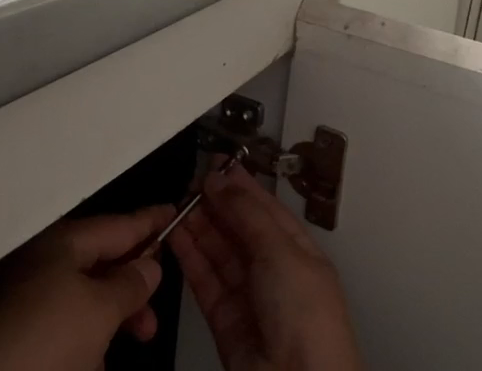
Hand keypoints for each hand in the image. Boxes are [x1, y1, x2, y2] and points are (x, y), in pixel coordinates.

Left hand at [0, 206, 174, 370]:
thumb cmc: (48, 339)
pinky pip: (65, 325)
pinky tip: (94, 361)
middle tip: (154, 317)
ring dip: (113, 319)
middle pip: (102, 263)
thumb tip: (149, 263)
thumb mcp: (101, 310)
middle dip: (133, 288)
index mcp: (62, 243)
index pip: (117, 225)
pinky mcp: (19, 332)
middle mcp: (44, 261)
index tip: (174, 212)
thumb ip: (130, 283)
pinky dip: (86, 339)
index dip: (149, 220)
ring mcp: (28, 297)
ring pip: (85, 298)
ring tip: (132, 342)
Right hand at [168, 164, 363, 370]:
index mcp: (299, 251)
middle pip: (239, 229)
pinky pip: (204, 281)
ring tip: (176, 202)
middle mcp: (275, 272)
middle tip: (190, 181)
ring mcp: (249, 296)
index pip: (266, 209)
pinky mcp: (225, 320)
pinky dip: (189, 257)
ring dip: (198, 227)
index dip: (240, 185)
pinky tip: (175, 235)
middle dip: (216, 204)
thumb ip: (247, 214)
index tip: (216, 162)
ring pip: (219, 253)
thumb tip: (221, 180)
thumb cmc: (306, 317)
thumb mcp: (281, 251)